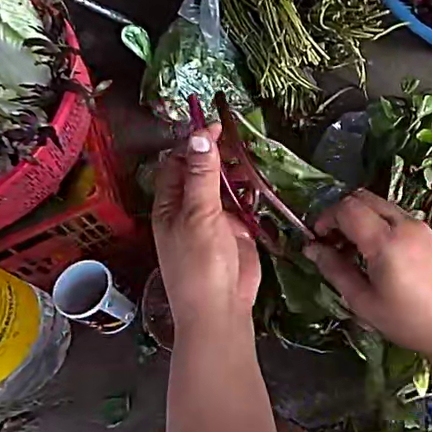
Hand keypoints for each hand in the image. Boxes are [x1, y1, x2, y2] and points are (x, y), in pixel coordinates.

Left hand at [151, 124, 261, 334]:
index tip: (216, 125)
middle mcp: (191, 208)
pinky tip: (261, 181)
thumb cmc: (200, 263)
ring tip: (252, 157)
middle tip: (240, 137)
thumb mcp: (199, 215)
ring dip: (236, 172)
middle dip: (218, 154)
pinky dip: (251, 192)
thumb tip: (200, 135)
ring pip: (225, 186)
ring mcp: (215, 219)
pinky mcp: (238, 231)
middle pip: (203, 171)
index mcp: (170, 204)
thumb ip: (203, 176)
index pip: (179, 162)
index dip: (194, 142)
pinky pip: (243, 205)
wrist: (221, 307)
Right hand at [304, 191, 431, 360]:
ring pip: (377, 203)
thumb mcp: (363, 302)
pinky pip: (391, 213)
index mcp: (386, 242)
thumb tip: (312, 249)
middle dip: (339, 213)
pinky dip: (374, 221)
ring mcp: (417, 225)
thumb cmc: (407, 321)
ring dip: (357, 216)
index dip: (325, 218)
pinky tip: (370, 250)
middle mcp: (403, 224)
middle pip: (361, 197)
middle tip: (329, 242)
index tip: (316, 239)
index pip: (347, 208)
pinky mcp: (425, 231)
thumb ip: (335, 270)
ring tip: (348, 249)